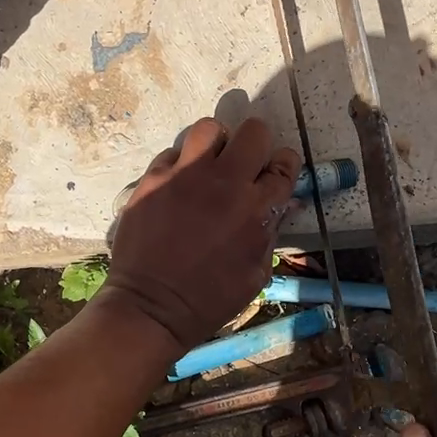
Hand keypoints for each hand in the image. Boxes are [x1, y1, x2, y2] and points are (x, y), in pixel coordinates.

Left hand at [101, 117, 301, 350]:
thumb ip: (270, 233)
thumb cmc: (210, 299)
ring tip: (210, 166)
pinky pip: (174, 151)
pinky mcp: (153, 178)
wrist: (151, 307)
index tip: (275, 176)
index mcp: (256, 209)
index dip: (283, 167)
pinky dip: (182, 164)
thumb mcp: (256, 274)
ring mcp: (186, 175)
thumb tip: (281, 205)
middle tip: (245, 166)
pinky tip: (179, 186)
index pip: (284, 164)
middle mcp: (225, 183)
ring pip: (210, 129)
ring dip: (217, 144)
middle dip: (256, 146)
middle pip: (254, 132)